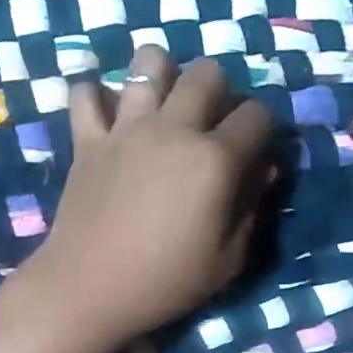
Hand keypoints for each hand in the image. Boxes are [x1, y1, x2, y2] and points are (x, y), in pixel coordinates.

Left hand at [0, 46, 275, 352]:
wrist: (88, 289)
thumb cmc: (164, 282)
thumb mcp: (227, 260)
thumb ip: (251, 209)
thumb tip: (264, 170)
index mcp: (215, 160)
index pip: (257, 116)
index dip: (266, 128)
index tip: (258, 148)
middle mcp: (173, 129)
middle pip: (207, 73)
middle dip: (221, 90)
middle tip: (212, 123)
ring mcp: (126, 128)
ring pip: (149, 63)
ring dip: (163, 74)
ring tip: (163, 104)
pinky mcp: (88, 139)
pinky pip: (86, 93)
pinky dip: (97, 96)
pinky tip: (109, 115)